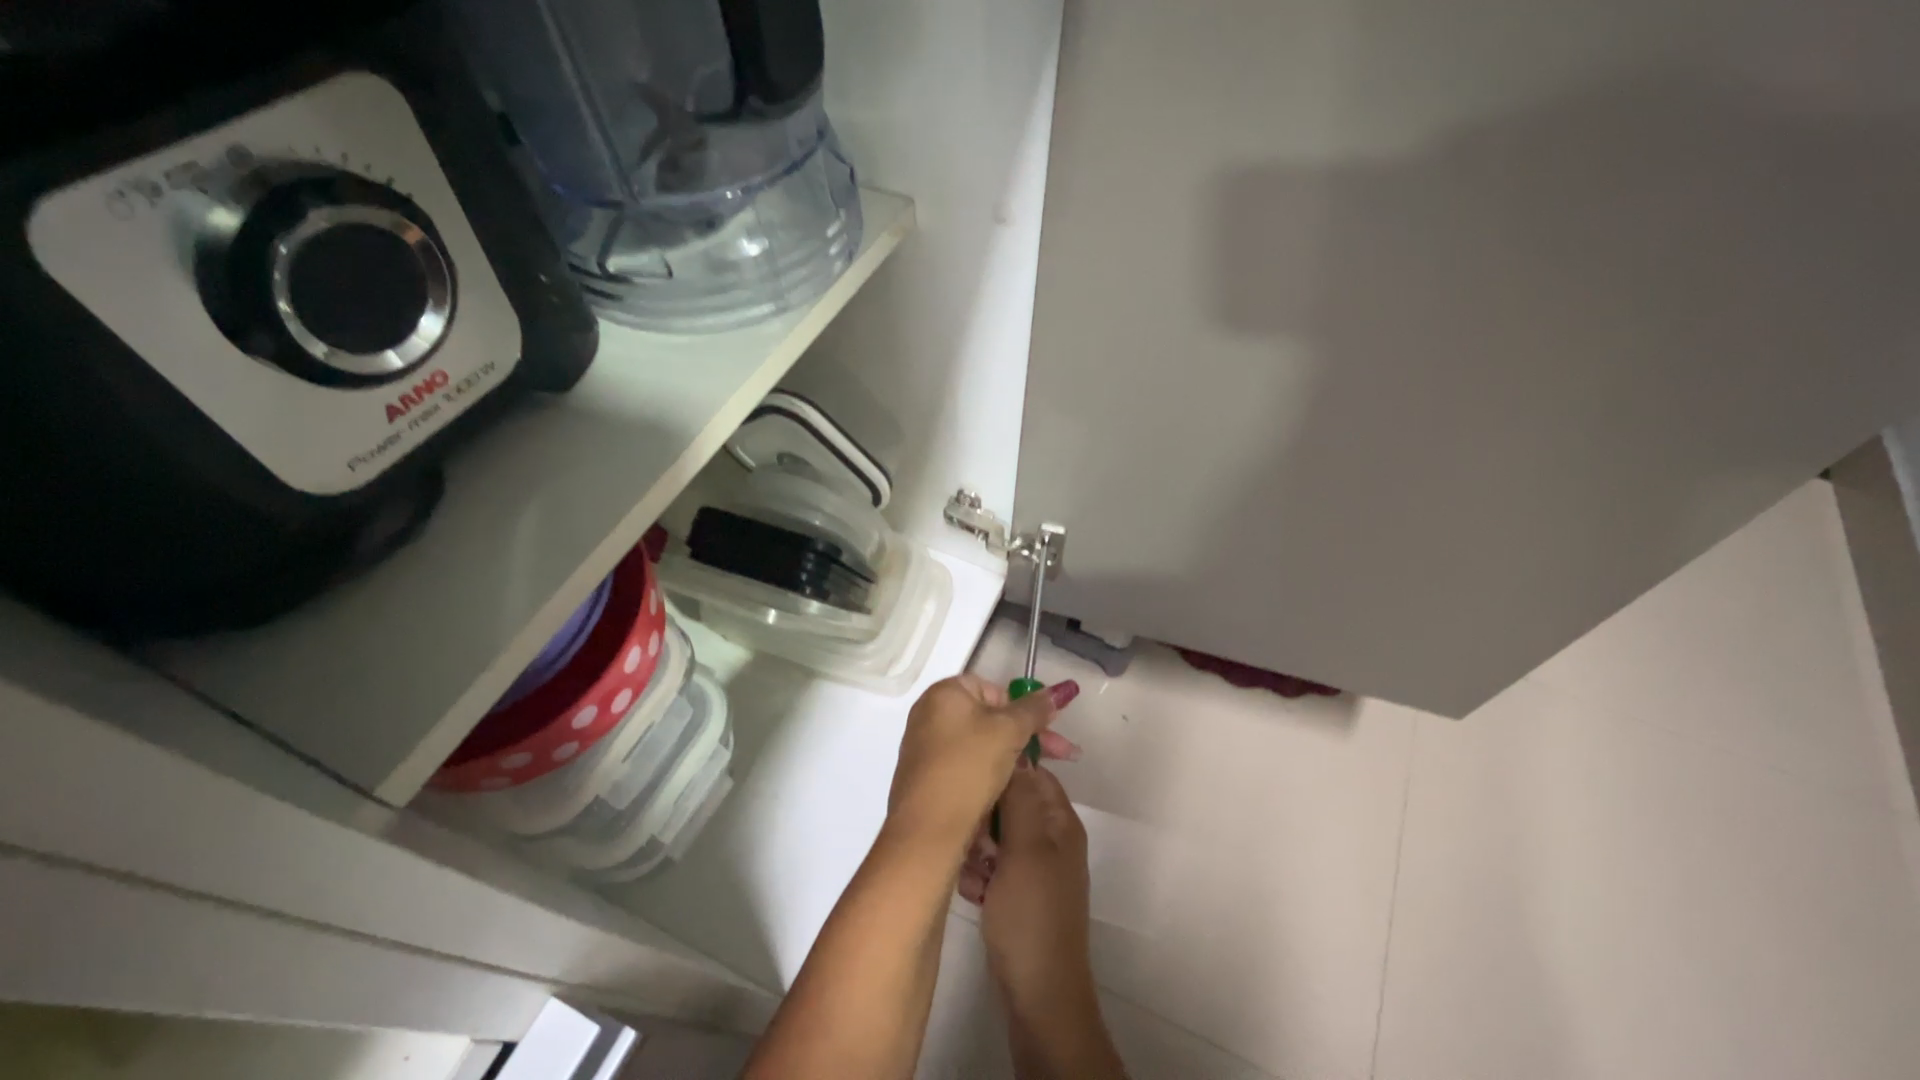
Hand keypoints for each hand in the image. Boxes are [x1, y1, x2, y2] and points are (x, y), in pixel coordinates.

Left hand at [887, 674, 1080, 845]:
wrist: (927, 828)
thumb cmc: (968, 767)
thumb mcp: (1009, 732)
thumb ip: (1035, 709)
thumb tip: (1059, 690)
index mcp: (944, 693)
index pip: (993, 689)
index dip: (1023, 708)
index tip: (1047, 729)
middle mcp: (929, 714)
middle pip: (989, 717)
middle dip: (1028, 735)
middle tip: (1063, 754)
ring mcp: (926, 747)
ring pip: (980, 744)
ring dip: (1012, 755)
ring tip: (1037, 774)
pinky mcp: (927, 777)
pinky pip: (966, 765)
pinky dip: (989, 772)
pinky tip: (1008, 789)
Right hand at [979, 763, 1095, 1018]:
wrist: (1038, 993)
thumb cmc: (1033, 916)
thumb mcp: (1026, 849)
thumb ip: (1020, 799)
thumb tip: (1016, 753)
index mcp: (1060, 823)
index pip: (1031, 775)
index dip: (1001, 774)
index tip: (972, 787)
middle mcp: (1049, 841)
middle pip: (1008, 806)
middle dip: (983, 821)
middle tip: (975, 845)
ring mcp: (1032, 870)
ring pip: (993, 838)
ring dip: (976, 852)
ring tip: (974, 875)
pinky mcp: (1015, 895)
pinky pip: (989, 868)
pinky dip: (977, 877)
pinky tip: (972, 896)